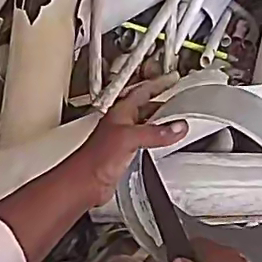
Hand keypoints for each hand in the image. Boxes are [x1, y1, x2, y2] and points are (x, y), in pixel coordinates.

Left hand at [71, 77, 187, 205]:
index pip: (142, 91)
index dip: (157, 84)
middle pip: (144, 107)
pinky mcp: (123, 155)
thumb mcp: (129, 138)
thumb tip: (177, 127)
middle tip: (177, 100)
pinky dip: (155, 140)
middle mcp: (120, 123)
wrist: (85, 182)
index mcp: (120, 112)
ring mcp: (121, 139)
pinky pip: (144, 142)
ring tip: (174, 120)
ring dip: (159, 121)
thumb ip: (155, 132)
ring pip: (145, 124)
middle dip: (160, 102)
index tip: (171, 78)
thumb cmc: (96, 157)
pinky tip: (160, 144)